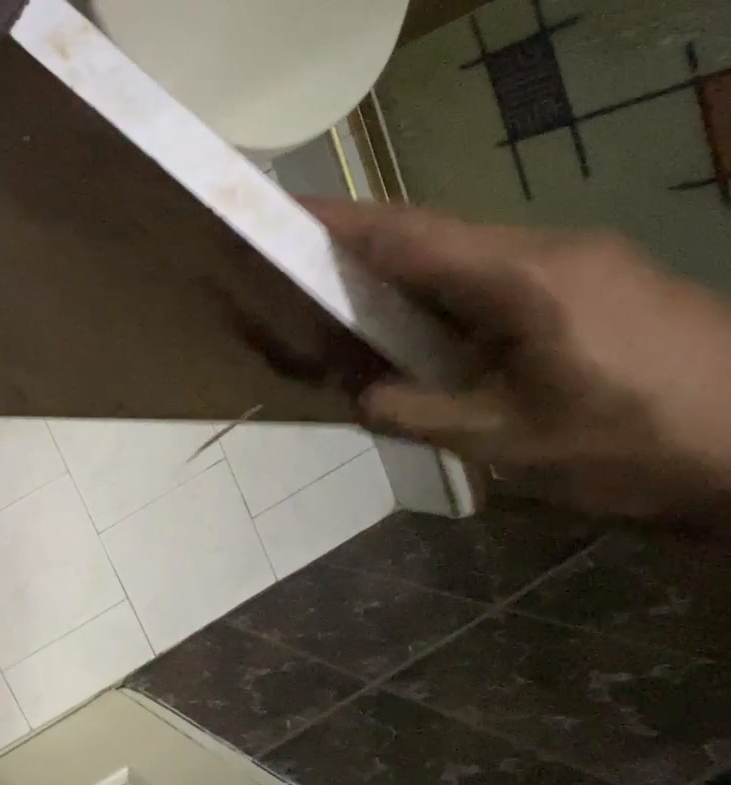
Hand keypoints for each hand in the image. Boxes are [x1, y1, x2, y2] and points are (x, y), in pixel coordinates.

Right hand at [309, 198, 730, 520]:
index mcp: (524, 278)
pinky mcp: (596, 284)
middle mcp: (552, 251)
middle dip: (355, 246)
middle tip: (288, 266)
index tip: (277, 215)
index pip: (407, 235)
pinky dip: (438, 291)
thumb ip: (412, 410)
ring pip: (462, 253)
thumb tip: (358, 392)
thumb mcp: (501, 440)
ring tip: (338, 301)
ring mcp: (582, 263)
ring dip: (396, 271)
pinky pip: (494, 273)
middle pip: (431, 234)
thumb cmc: (632, 444)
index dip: (337, 223)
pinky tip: (415, 326)